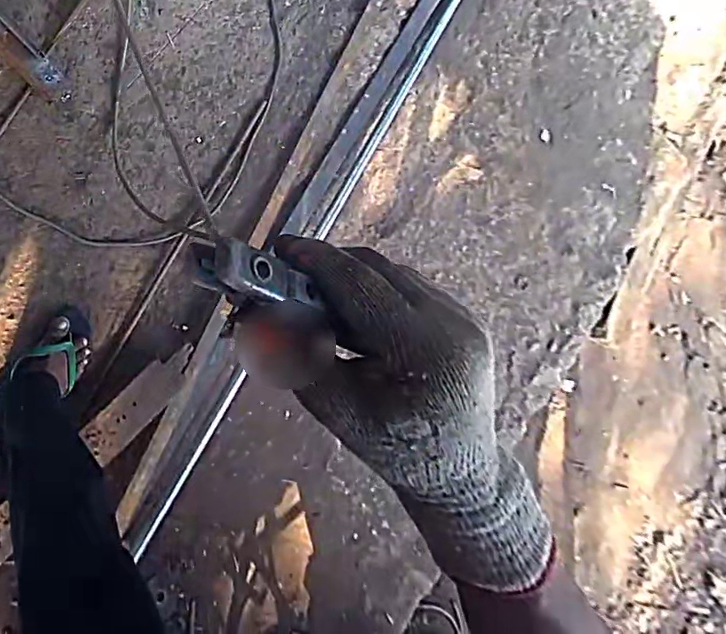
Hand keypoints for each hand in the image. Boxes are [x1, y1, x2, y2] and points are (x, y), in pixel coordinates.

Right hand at [271, 236, 552, 592]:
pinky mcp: (461, 316)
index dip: (317, 260)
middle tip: (287, 273)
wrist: (464, 478)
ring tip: (318, 300)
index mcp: (425, 348)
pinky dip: (370, 288)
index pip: (360, 284)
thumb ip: (298, 356)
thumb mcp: (335, 408)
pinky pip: (404, 284)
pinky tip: (353, 315)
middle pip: (375, 268)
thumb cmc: (396, 449)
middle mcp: (451, 322)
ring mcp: (461, 316)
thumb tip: (262, 312)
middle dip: (327, 265)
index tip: (280, 248)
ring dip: (348, 276)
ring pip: (388, 271)